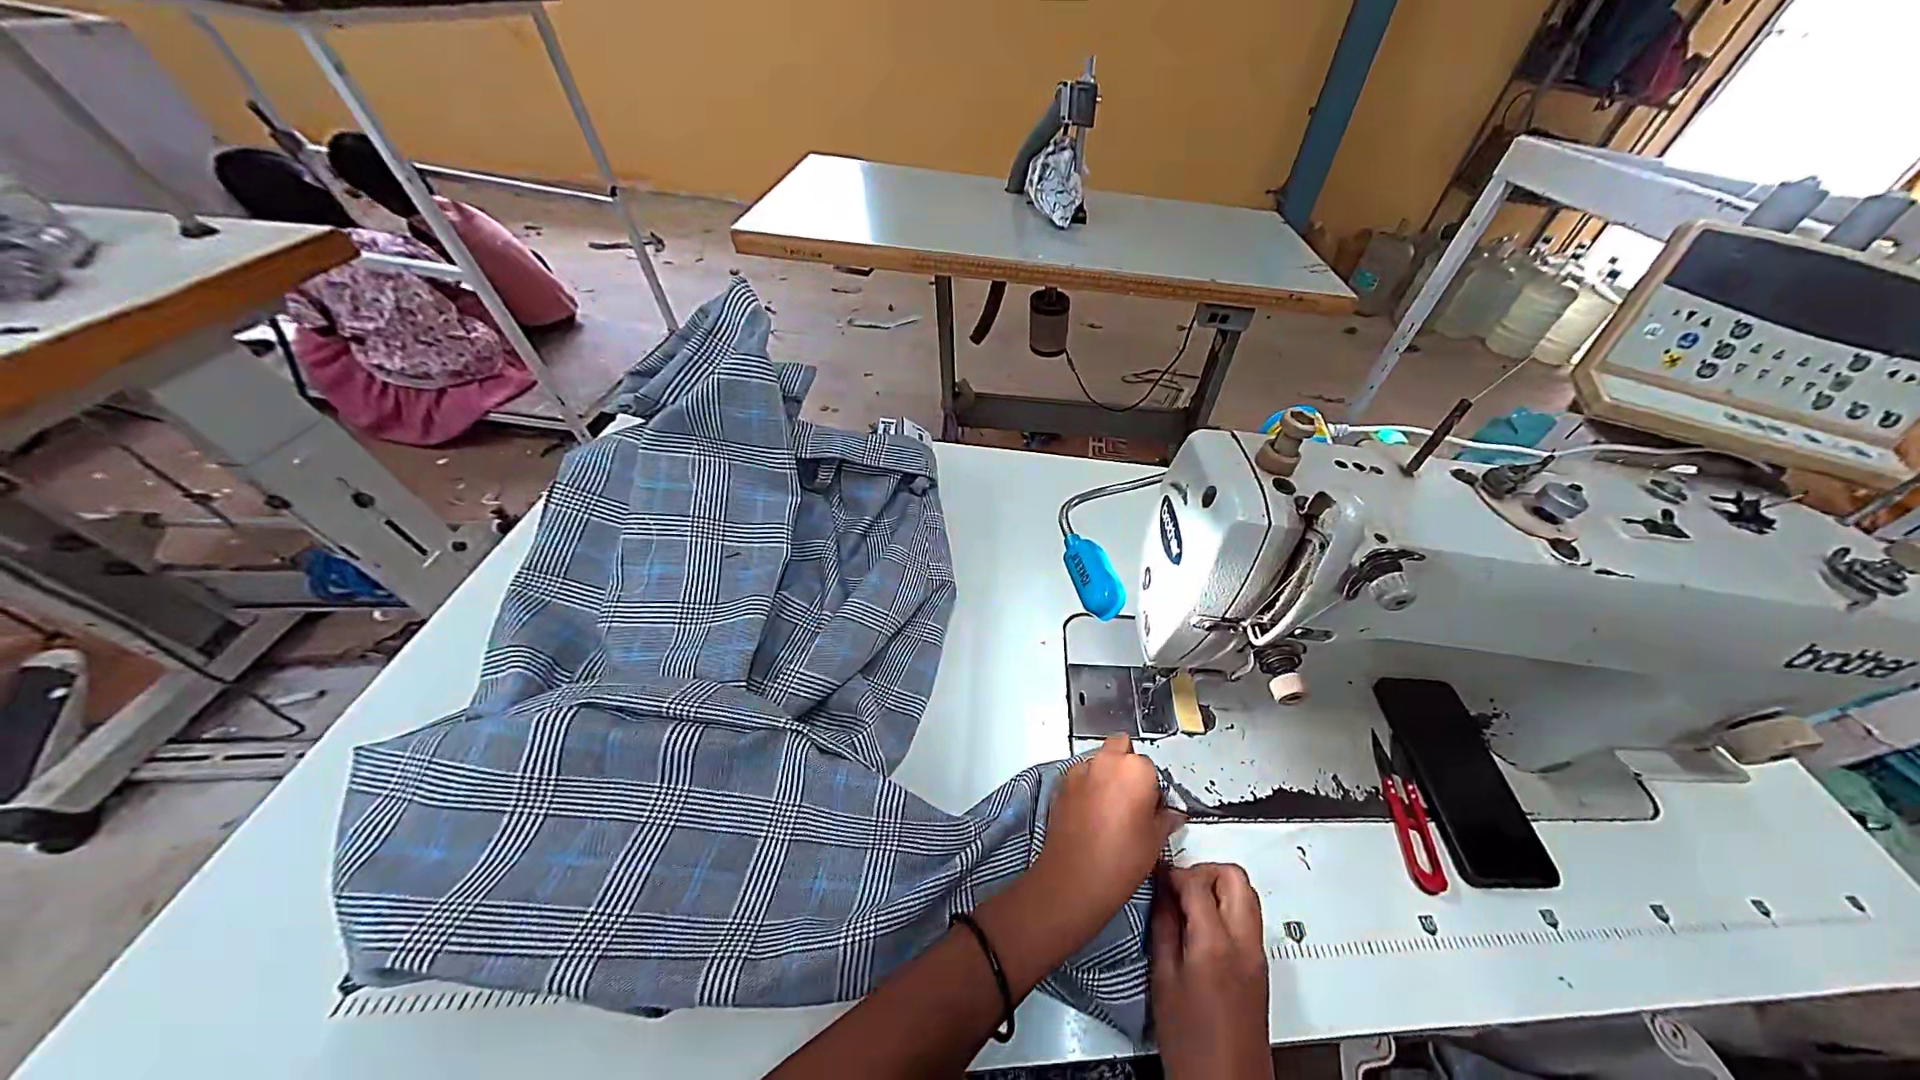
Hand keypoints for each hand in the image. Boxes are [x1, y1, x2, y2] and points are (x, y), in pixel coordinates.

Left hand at [1027, 737, 1183, 936]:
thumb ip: (1166, 818)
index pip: (1150, 766)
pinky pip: (1079, 777)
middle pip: (1120, 748)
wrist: (1074, 878)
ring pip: (1097, 761)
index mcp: (1135, 769)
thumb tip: (1171, 813)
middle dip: (1126, 765)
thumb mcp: (1155, 840)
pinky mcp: (1061, 785)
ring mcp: (1079, 771)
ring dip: (1105, 774)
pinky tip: (1091, 814)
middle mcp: (1105, 761)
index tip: (1152, 806)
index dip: (1152, 786)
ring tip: (1110, 809)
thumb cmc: (1121, 859)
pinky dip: (1086, 786)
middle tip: (1132, 798)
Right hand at [1151, 863, 1272, 1079]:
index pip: (1197, 882)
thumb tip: (1160, 893)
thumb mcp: (1162, 978)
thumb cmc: (1192, 1046)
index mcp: (1216, 944)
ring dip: (1217, 887)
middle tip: (1177, 884)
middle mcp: (1244, 944)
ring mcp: (1258, 955)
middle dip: (1203, 871)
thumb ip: (1163, 926)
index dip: (1173, 872)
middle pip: (1234, 876)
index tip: (1157, 875)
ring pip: (1246, 893)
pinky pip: (1248, 917)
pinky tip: (1200, 924)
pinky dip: (1226, 907)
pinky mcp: (1261, 966)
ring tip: (1187, 902)